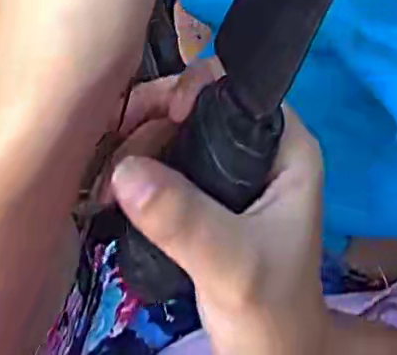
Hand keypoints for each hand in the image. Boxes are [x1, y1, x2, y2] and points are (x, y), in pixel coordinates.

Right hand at [111, 100, 330, 354]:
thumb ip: (184, 219)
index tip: (162, 117)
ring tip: (109, 178)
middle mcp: (262, 145)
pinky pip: (172, 159)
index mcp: (286, 144)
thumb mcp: (230, 263)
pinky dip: (143, 165)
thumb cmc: (268, 309)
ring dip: (142, 143)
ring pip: (182, 129)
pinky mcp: (212, 191)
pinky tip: (116, 184)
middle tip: (119, 152)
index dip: (196, 87)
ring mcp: (236, 167)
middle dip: (156, 118)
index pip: (239, 88)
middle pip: (202, 103)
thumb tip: (125, 170)